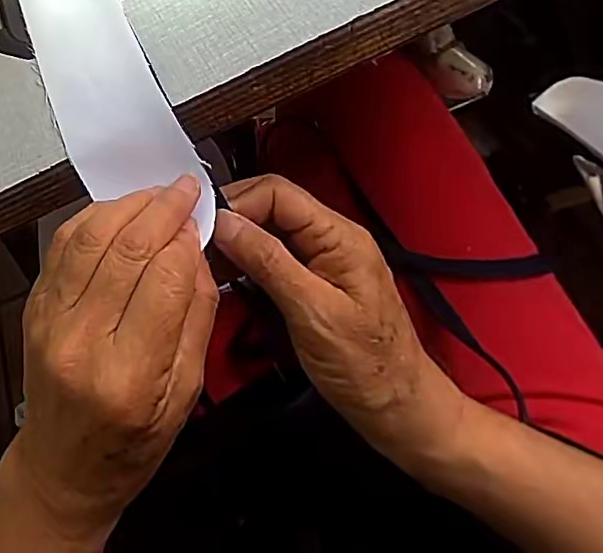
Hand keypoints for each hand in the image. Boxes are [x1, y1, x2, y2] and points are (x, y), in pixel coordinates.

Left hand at [0, 176, 218, 548]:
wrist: (62, 468)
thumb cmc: (130, 442)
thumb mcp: (187, 392)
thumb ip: (197, 315)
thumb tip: (195, 250)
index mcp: (129, 374)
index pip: (165, 279)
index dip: (186, 238)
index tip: (199, 220)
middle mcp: (82, 341)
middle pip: (127, 248)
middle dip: (163, 208)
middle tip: (184, 189)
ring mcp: (50, 320)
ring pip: (91, 235)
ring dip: (128, 203)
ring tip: (156, 194)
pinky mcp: (35, 306)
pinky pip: (64, 243)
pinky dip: (94, 216)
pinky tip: (119, 210)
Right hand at [212, 175, 463, 459]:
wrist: (401, 411)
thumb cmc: (372, 370)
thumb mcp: (312, 314)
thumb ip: (269, 262)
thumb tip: (228, 223)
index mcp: (340, 236)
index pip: (278, 192)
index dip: (238, 203)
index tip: (207, 225)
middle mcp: (333, 238)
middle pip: (272, 205)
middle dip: (234, 218)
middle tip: (200, 241)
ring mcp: (324, 257)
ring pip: (270, 228)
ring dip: (238, 239)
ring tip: (209, 260)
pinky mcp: (315, 278)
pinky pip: (275, 253)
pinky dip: (249, 259)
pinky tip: (230, 274)